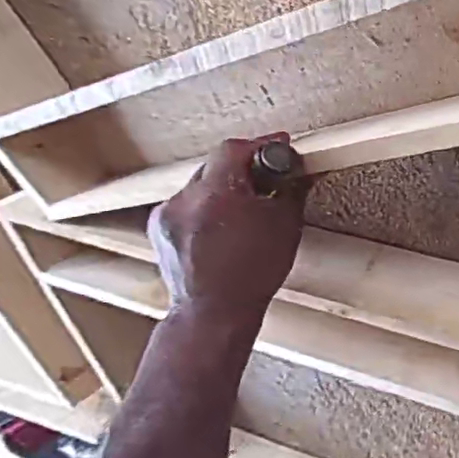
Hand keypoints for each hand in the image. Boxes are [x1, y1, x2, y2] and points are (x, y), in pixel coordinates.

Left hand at [148, 135, 306, 321]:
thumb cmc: (251, 275)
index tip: (278, 145)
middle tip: (266, 178)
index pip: (234, 148)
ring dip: (223, 187)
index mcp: (216, 193)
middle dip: (242, 167)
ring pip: (201, 183)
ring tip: (243, 206)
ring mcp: (168, 213)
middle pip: (216, 163)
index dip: (260, 144)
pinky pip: (187, 202)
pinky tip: (222, 224)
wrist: (214, 314)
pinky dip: (205, 206)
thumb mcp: (285, 226)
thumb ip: (290, 189)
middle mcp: (185, 198)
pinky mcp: (159, 227)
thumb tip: (299, 172)